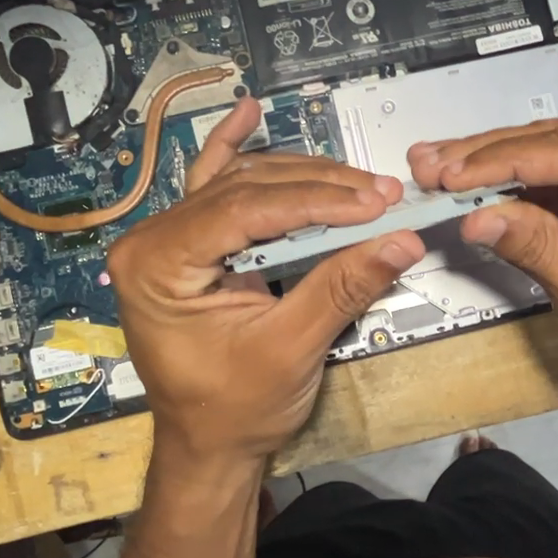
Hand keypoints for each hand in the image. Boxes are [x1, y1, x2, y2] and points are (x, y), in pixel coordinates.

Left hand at [108, 98, 424, 480]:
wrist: (208, 445)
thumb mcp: (290, 350)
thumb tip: (404, 238)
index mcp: (157, 265)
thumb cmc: (237, 409)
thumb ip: (341, 287)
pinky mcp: (190, 246)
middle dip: (319, 188)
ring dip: (303, 178)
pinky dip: (235, 148)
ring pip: (241, 182)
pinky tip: (247, 112)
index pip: (244, 208)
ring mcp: (168, 239)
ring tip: (360, 183)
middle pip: (245, 188)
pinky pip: (214, 186)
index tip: (376, 202)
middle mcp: (153, 239)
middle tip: (383, 194)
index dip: (316, 200)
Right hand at [408, 119, 557, 393]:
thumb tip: (474, 218)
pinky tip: (471, 177)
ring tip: (435, 165)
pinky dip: (514, 176)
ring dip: (494, 158)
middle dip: (490, 153)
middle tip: (427, 163)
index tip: (448, 175)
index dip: (506, 160)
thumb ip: (539, 249)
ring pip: (557, 147)